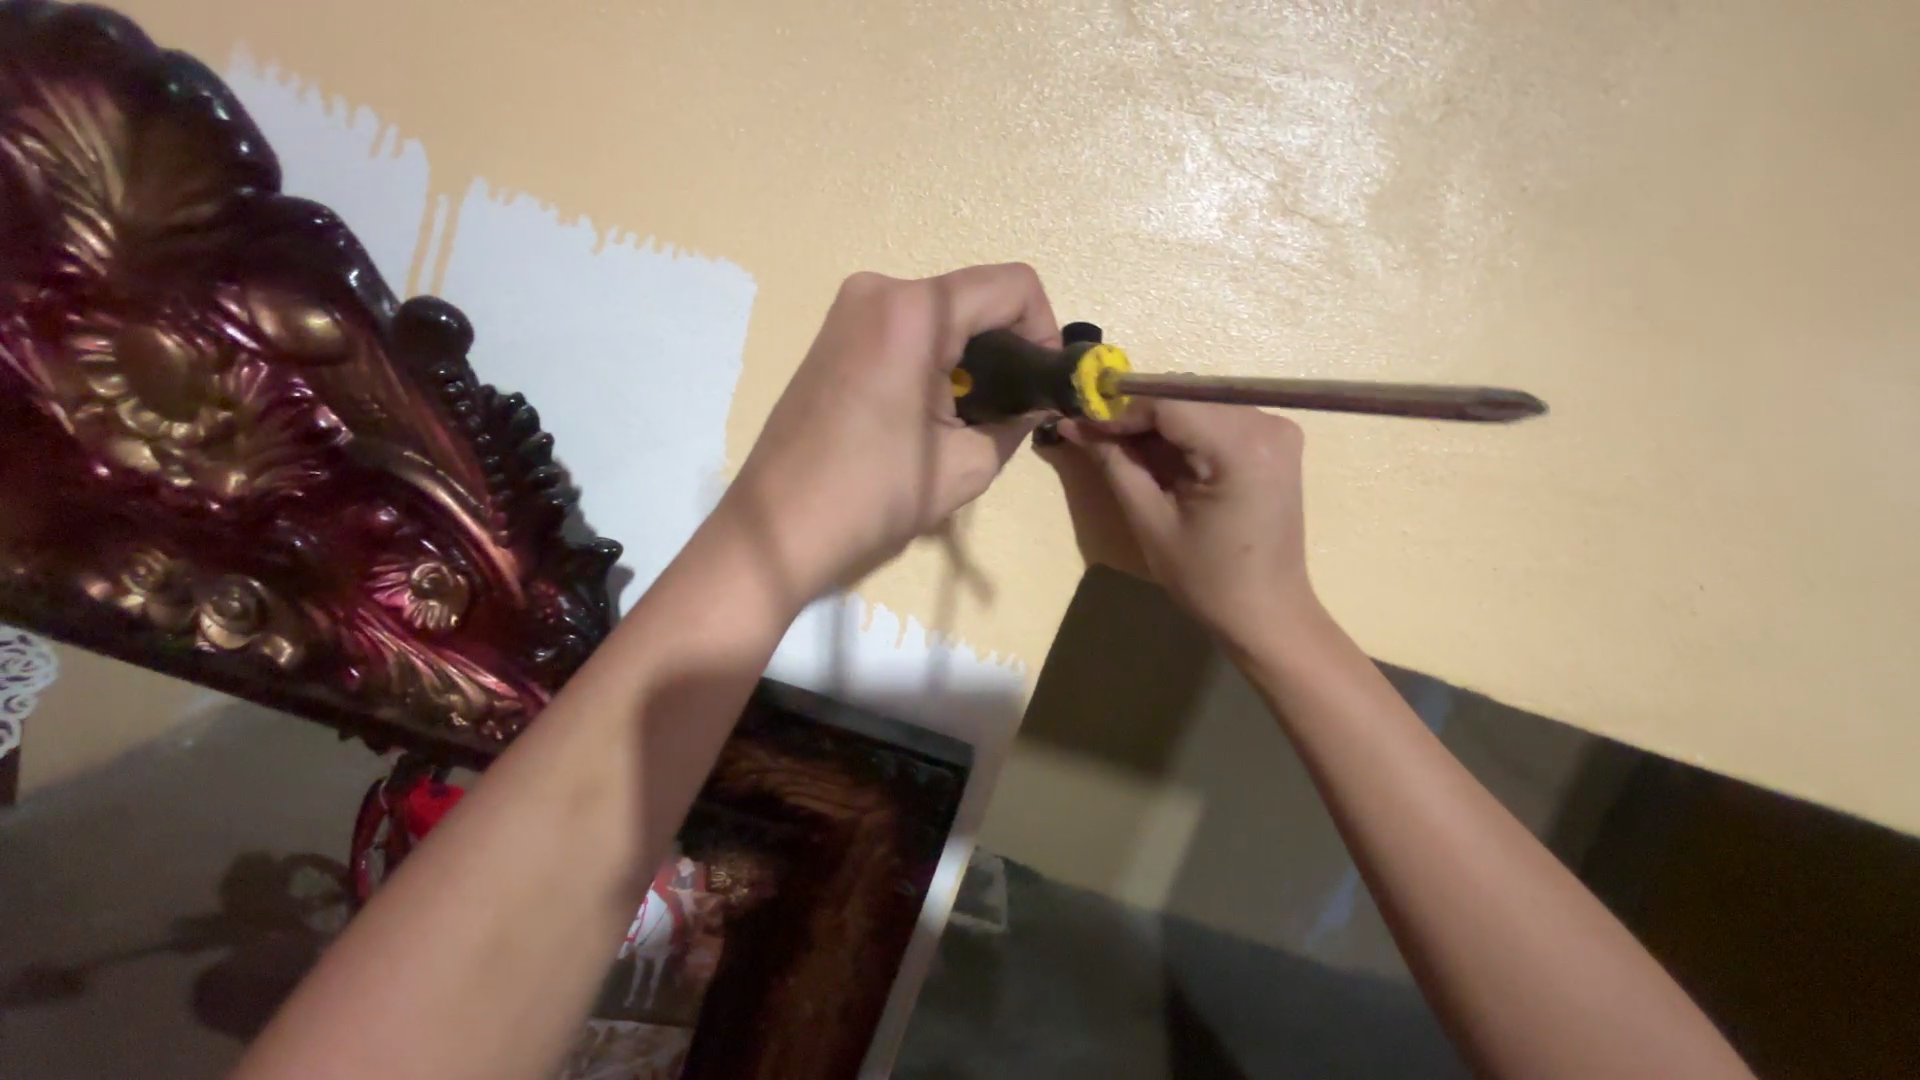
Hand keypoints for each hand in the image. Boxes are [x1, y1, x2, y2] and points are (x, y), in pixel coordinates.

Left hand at [718, 264, 1057, 603]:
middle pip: (974, 297)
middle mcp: (878, 290)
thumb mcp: (967, 465)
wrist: (778, 529)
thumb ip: (1015, 421)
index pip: (1014, 286)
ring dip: (968, 357)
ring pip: (940, 314)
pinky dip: (932, 360)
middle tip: (1006, 410)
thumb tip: (1034, 405)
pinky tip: (925, 413)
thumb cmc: (874, 497)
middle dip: (1005, 348)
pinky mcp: (832, 335)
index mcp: (915, 312)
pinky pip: (904, 330)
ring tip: (964, 419)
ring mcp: (847, 310)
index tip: (1040, 384)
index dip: (1045, 331)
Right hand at [1045, 399, 1314, 647]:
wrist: (1266, 612)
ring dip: (1157, 425)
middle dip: (1137, 417)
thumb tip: (1074, 424)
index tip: (1081, 425)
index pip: (1168, 403)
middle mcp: (1268, 424)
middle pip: (1185, 399)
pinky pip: (1217, 419)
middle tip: (1094, 437)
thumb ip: (1114, 464)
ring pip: (1198, 405)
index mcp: (1242, 446)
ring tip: (1122, 451)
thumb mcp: (1150, 520)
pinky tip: (1159, 458)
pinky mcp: (1276, 441)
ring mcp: (1277, 430)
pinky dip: (1183, 433)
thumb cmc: (1206, 578)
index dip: (1119, 412)